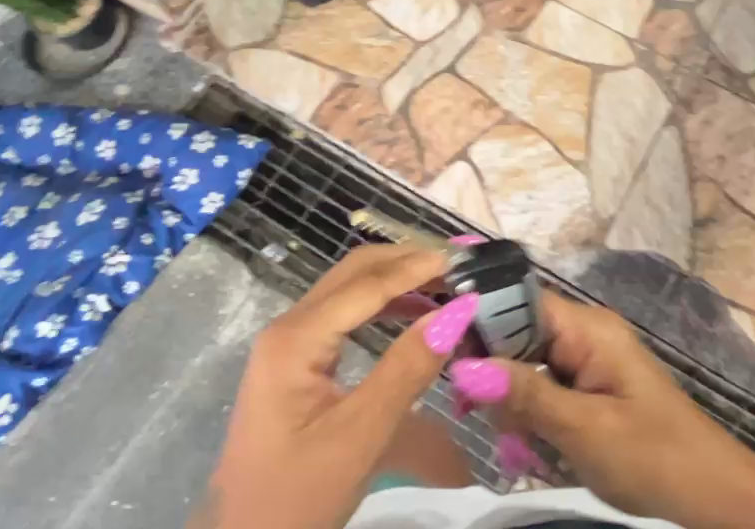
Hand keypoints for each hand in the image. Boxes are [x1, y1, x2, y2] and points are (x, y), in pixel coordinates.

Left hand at [199, 245, 478, 528]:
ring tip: (446, 282)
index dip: (418, 267)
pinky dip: (384, 303)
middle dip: (408, 260)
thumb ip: (408, 368)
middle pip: (355, 272)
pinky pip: (346, 314)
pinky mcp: (297, 361)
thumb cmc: (299, 494)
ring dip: (398, 279)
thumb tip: (457, 311)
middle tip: (459, 264)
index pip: (367, 283)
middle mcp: (289, 326)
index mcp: (296, 338)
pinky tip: (415, 313)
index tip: (466, 260)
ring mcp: (289, 343)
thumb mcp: (360, 435)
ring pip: (350, 289)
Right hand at [451, 293, 754, 528]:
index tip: (436, 343)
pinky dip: (530, 411)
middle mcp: (586, 333)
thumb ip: (524, 395)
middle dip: (492, 370)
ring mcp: (589, 359)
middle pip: (518, 332)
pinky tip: (529, 443)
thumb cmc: (651, 455)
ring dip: (510, 398)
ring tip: (514, 437)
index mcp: (588, 328)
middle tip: (472, 410)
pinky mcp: (591, 386)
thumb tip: (464, 366)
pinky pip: (544, 385)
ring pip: (526, 363)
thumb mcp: (583, 429)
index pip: (520, 301)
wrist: (710, 491)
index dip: (478, 316)